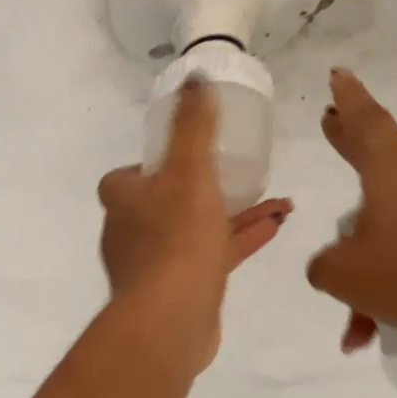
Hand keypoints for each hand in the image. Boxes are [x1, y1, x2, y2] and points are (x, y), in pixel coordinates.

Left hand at [97, 80, 291, 368]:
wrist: (170, 320)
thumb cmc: (175, 239)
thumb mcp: (189, 170)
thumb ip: (193, 126)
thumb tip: (193, 77)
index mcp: (122, 202)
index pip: (123, 178)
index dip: (149, 165)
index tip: (182, 155)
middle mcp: (128, 233)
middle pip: (160, 204)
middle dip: (198, 188)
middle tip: (233, 173)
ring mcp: (151, 267)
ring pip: (192, 230)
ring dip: (229, 214)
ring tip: (274, 200)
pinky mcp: (177, 293)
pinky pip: (210, 258)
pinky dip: (237, 242)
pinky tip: (273, 227)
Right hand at [307, 69, 396, 352]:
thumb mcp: (341, 275)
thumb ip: (323, 263)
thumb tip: (339, 257)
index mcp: (394, 172)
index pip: (365, 124)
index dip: (347, 102)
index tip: (338, 75)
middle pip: (378, 179)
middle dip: (351, 165)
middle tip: (333, 132)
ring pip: (395, 235)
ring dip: (371, 273)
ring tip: (357, 323)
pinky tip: (381, 329)